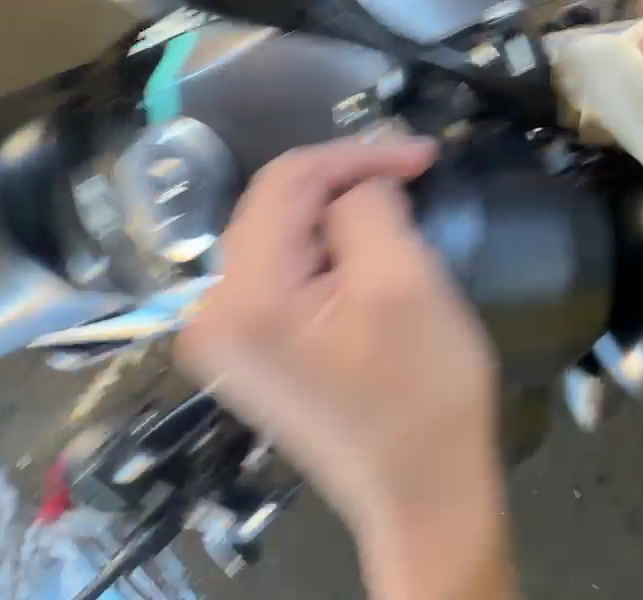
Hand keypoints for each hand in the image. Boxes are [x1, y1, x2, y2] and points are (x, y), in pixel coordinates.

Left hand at [176, 136, 512, 598]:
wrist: (424, 490)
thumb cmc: (422, 389)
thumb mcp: (405, 283)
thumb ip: (370, 210)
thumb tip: (361, 187)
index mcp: (241, 299)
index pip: (287, 182)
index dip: (360, 153)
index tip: (428, 154)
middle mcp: (214, 316)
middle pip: (279, 207)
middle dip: (351, 181)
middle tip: (421, 175)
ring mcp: (233, 339)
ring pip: (289, 236)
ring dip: (348, 213)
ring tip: (407, 210)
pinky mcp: (260, 352)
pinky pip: (294, 272)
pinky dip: (338, 247)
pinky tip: (378, 253)